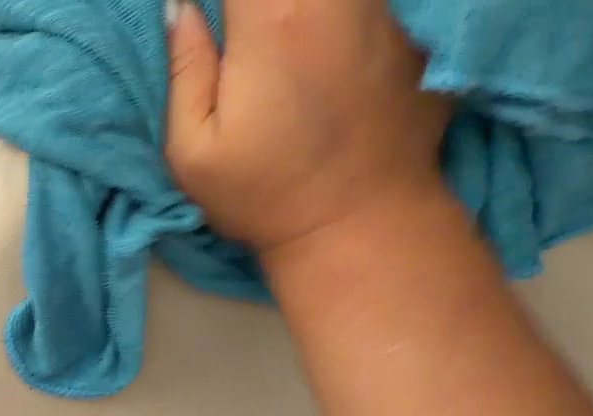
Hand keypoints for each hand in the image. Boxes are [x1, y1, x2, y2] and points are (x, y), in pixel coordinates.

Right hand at [164, 0, 451, 256]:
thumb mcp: (191, 147)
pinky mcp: (414, 20)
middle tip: (232, 29)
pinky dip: (333, 16)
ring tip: (266, 38)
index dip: (216, 0)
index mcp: (273, 21)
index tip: (201, 16)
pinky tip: (317, 52)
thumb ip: (183, 67)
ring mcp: (385, 4)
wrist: (357, 218)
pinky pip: (372, 2)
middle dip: (254, 4)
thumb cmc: (260, 192)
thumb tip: (178, 7)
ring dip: (288, 9)